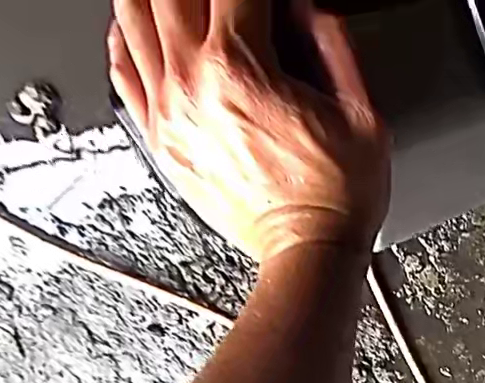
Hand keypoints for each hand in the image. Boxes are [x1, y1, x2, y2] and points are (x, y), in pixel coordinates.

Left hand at [109, 0, 389, 262]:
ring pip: (132, 11)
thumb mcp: (363, 118)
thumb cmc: (335, 202)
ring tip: (188, 4)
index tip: (274, 0)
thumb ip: (332, 44)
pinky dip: (126, 33)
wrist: (310, 255)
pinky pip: (121, 67)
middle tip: (233, 3)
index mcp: (240, 69)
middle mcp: (191, 83)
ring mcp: (169, 112)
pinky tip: (147, 26)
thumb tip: (304, 5)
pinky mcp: (163, 141)